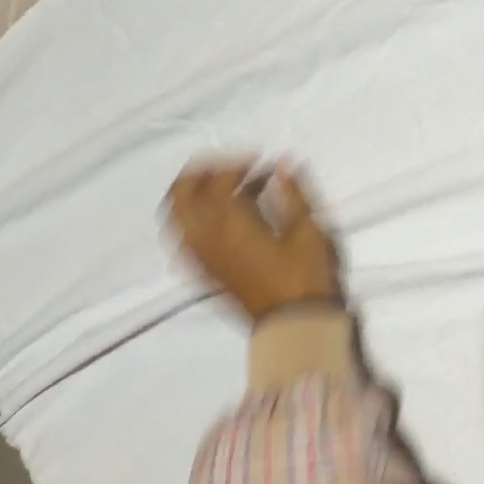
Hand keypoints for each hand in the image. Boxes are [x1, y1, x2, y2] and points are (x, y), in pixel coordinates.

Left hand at [168, 159, 340, 318]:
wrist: (294, 323)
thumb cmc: (306, 275)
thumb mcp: (308, 230)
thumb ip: (292, 194)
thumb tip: (283, 165)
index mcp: (231, 224)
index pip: (219, 181)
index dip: (239, 164)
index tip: (263, 160)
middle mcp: (206, 237)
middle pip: (181, 194)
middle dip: (201, 173)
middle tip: (230, 168)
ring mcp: (200, 257)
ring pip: (175, 216)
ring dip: (192, 195)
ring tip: (220, 189)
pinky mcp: (203, 272)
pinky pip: (182, 239)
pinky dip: (193, 220)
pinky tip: (216, 221)